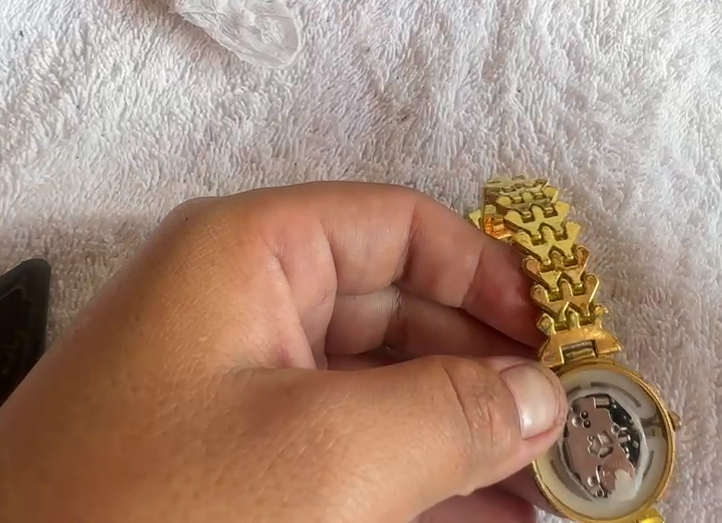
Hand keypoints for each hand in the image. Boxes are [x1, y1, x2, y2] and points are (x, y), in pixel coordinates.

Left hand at [0, 183, 564, 522]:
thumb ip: (446, 416)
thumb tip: (544, 394)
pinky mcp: (230, 456)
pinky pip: (342, 445)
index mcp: (253, 249)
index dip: (485, 272)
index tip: (557, 336)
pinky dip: (410, 476)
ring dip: (457, 431)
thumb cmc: (156, 515)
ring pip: (376, 385)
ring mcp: (236, 380)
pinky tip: (479, 515)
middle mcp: (245, 296)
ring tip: (543, 487)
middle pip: (395, 306)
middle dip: (482, 368)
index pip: (398, 226)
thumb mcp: (320, 460)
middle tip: (565, 431)